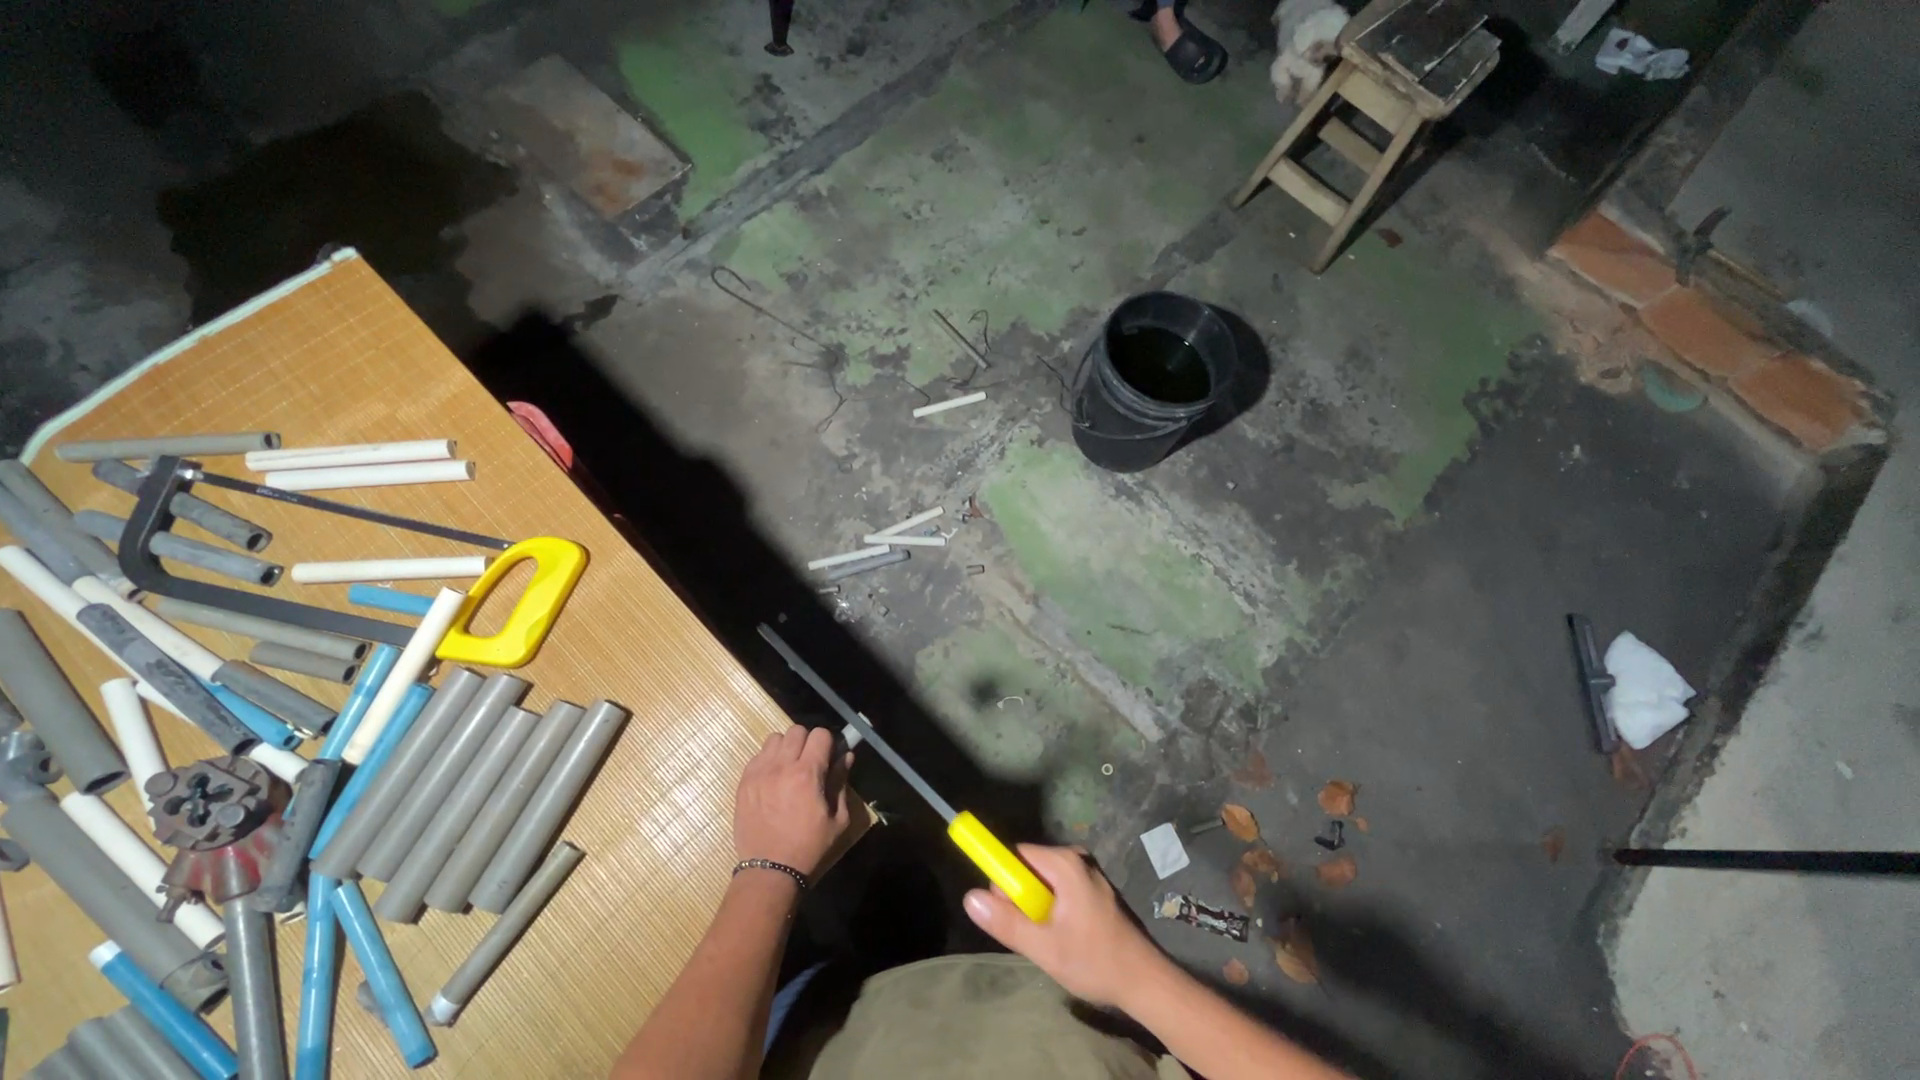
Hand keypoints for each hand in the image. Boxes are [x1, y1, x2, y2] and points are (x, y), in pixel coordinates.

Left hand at [732, 725, 851, 878]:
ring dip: (786, 748)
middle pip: (796, 730)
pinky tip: (773, 780)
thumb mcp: (837, 819)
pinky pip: (757, 756)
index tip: (829, 758)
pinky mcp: (744, 782)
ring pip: (774, 739)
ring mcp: (759, 773)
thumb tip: (846, 757)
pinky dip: (768, 760)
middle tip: (810, 763)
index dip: (828, 743)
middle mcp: (781, 766)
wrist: (770, 869)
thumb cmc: (809, 847)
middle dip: (808, 742)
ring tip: (789, 768)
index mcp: (808, 774)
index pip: (820, 734)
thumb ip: (840, 783)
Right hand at [963, 844, 1163, 1008]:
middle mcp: (1076, 859)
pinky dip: (1052, 912)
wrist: (1144, 982)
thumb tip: (969, 897)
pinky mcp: (1092, 890)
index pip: (1015, 856)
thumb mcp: (1044, 948)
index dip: (1004, 883)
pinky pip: (1057, 891)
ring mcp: (1086, 874)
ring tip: (1050, 941)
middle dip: (1021, 900)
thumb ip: (1007, 922)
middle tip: (1033, 935)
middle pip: (1028, 869)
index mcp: (1065, 864)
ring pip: (1041, 884)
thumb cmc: (1095, 962)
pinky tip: (1064, 939)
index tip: (1007, 914)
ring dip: (1037, 911)